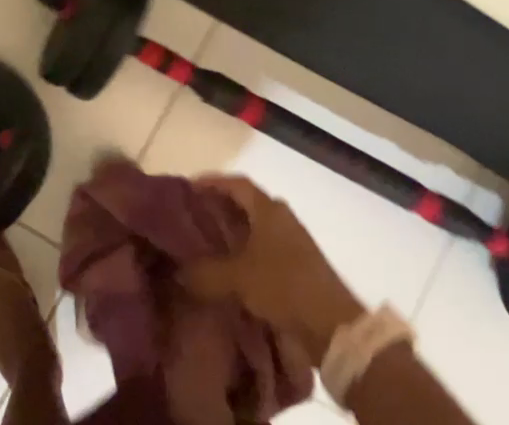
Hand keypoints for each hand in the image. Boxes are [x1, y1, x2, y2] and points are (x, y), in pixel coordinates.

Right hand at [178, 176, 364, 359]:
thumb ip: (204, 272)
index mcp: (269, 209)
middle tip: (188, 218)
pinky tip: (224, 271)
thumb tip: (177, 272)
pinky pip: (260, 251)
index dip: (211, 182)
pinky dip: (241, 255)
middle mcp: (281, 218)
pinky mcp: (295, 266)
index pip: (236, 183)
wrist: (332, 325)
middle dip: (217, 209)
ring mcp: (291, 242)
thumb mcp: (237, 278)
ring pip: (252, 229)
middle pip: (244, 204)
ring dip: (229, 234)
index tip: (186, 189)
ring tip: (201, 245)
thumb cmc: (284, 286)